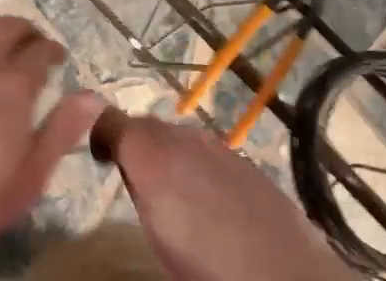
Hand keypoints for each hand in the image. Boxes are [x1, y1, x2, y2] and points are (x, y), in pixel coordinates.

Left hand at [0, 16, 105, 255]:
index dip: (53, 49)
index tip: (59, 56)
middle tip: (36, 42)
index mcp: (12, 88)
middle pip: (8, 29)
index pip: (39, 51)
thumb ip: (62, 130)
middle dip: (28, 31)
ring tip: (6, 34)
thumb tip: (94, 96)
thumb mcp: (30, 175)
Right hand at [91, 109, 354, 280]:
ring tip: (173, 194)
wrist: (287, 275)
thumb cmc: (210, 268)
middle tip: (132, 181)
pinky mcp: (246, 161)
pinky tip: (210, 202)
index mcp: (151, 156)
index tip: (98, 158)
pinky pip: (208, 153)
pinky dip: (199, 166)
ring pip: (178, 137)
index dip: (98, 133)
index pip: (110, 120)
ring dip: (168, 155)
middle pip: (145, 126)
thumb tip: (126, 170)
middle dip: (134, 145)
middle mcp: (182, 139)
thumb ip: (139, 191)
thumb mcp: (159, 237)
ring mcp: (218, 146)